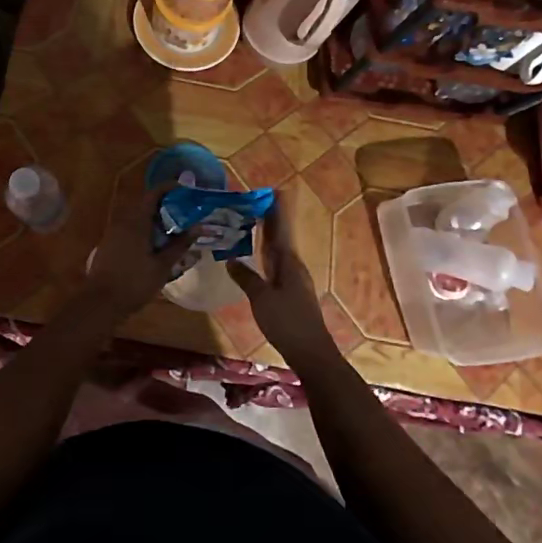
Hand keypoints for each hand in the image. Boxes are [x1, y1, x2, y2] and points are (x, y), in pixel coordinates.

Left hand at [86, 183, 198, 316]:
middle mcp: (123, 221)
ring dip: (154, 217)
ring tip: (174, 227)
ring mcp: (114, 232)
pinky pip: (130, 227)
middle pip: (145, 204)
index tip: (185, 189)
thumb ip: (180, 244)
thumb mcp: (162, 266)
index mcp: (136, 222)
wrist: (100, 302)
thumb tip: (198, 227)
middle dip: (165, 204)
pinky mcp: (110, 243)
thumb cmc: (134, 282)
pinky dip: (145, 228)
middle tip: (184, 211)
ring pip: (137, 216)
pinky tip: (156, 243)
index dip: (169, 188)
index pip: (153, 194)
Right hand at [229, 208, 336, 364]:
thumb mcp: (261, 299)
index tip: (270, 191)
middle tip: (255, 201)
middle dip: (270, 219)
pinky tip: (258, 257)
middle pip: (280, 236)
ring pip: (278, 250)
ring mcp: (294, 279)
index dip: (275, 210)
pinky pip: (277, 264)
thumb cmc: (286, 322)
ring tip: (252, 222)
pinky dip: (267, 254)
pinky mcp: (292, 292)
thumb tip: (231, 260)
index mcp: (287, 261)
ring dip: (268, 236)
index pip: (279, 228)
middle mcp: (293, 265)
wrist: (310, 351)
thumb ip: (246, 278)